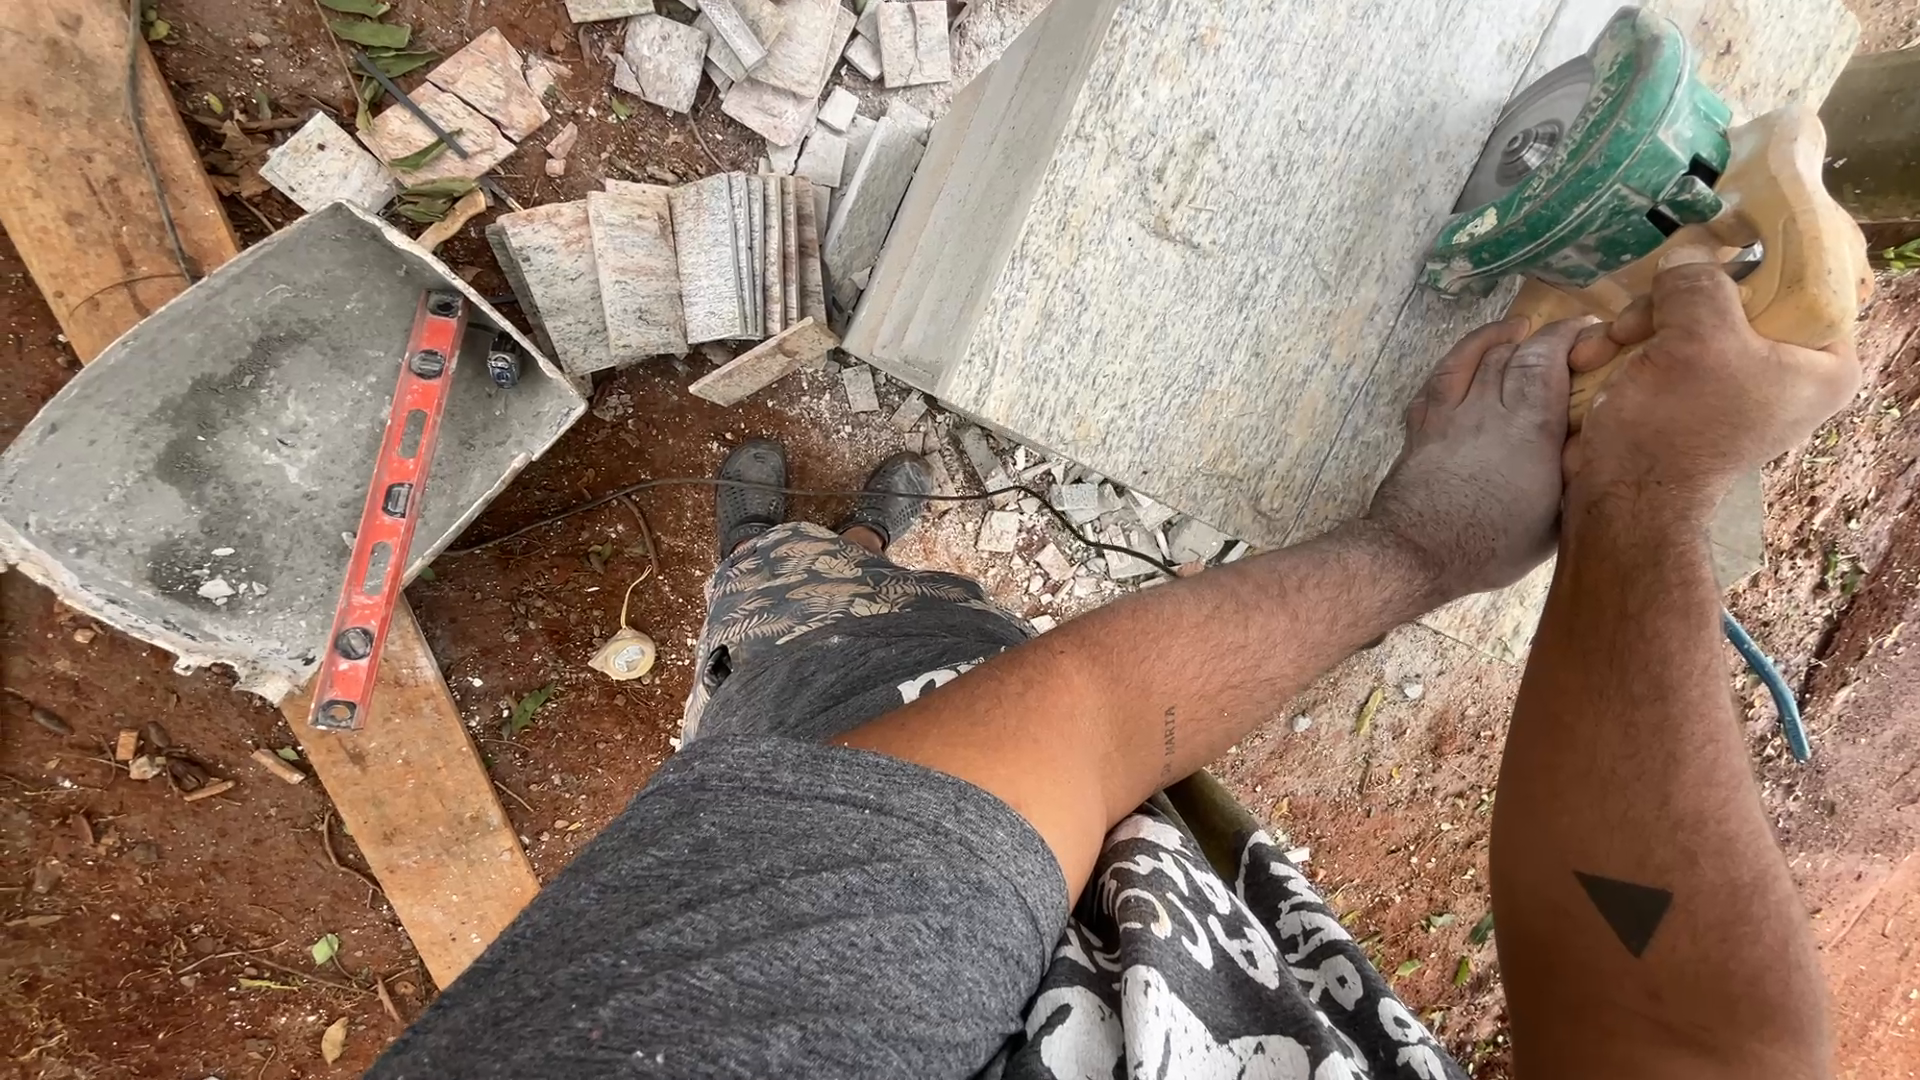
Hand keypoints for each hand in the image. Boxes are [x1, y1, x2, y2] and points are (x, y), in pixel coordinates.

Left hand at [1366, 316, 1587, 599]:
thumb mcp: (1555, 518)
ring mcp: (1444, 420)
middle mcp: (1484, 412)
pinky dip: (1449, 368)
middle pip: (1507, 355)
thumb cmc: (1489, 546)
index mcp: (1529, 429)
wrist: (1413, 553)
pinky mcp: (1416, 433)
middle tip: (1556, 334)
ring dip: (1489, 339)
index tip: (1586, 331)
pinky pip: (1432, 387)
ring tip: (1511, 330)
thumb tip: (1590, 448)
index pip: (1545, 360)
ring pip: (1464, 362)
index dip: (1566, 336)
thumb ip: (1574, 474)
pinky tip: (1459, 366)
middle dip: (1536, 337)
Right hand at [1566, 249, 1859, 518]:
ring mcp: (1722, 389)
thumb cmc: (1671, 427)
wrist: (1615, 494)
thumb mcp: (1695, 343)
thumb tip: (1685, 259)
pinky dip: (1618, 354)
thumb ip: (1699, 287)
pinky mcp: (1674, 401)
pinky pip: (1653, 356)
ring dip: (1629, 332)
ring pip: (1680, 328)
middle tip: (1630, 324)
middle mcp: (1779, 373)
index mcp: (1822, 362)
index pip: (1808, 284)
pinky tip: (1589, 362)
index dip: (1757, 261)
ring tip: (1596, 351)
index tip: (1708, 250)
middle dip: (1667, 309)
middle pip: (1730, 304)